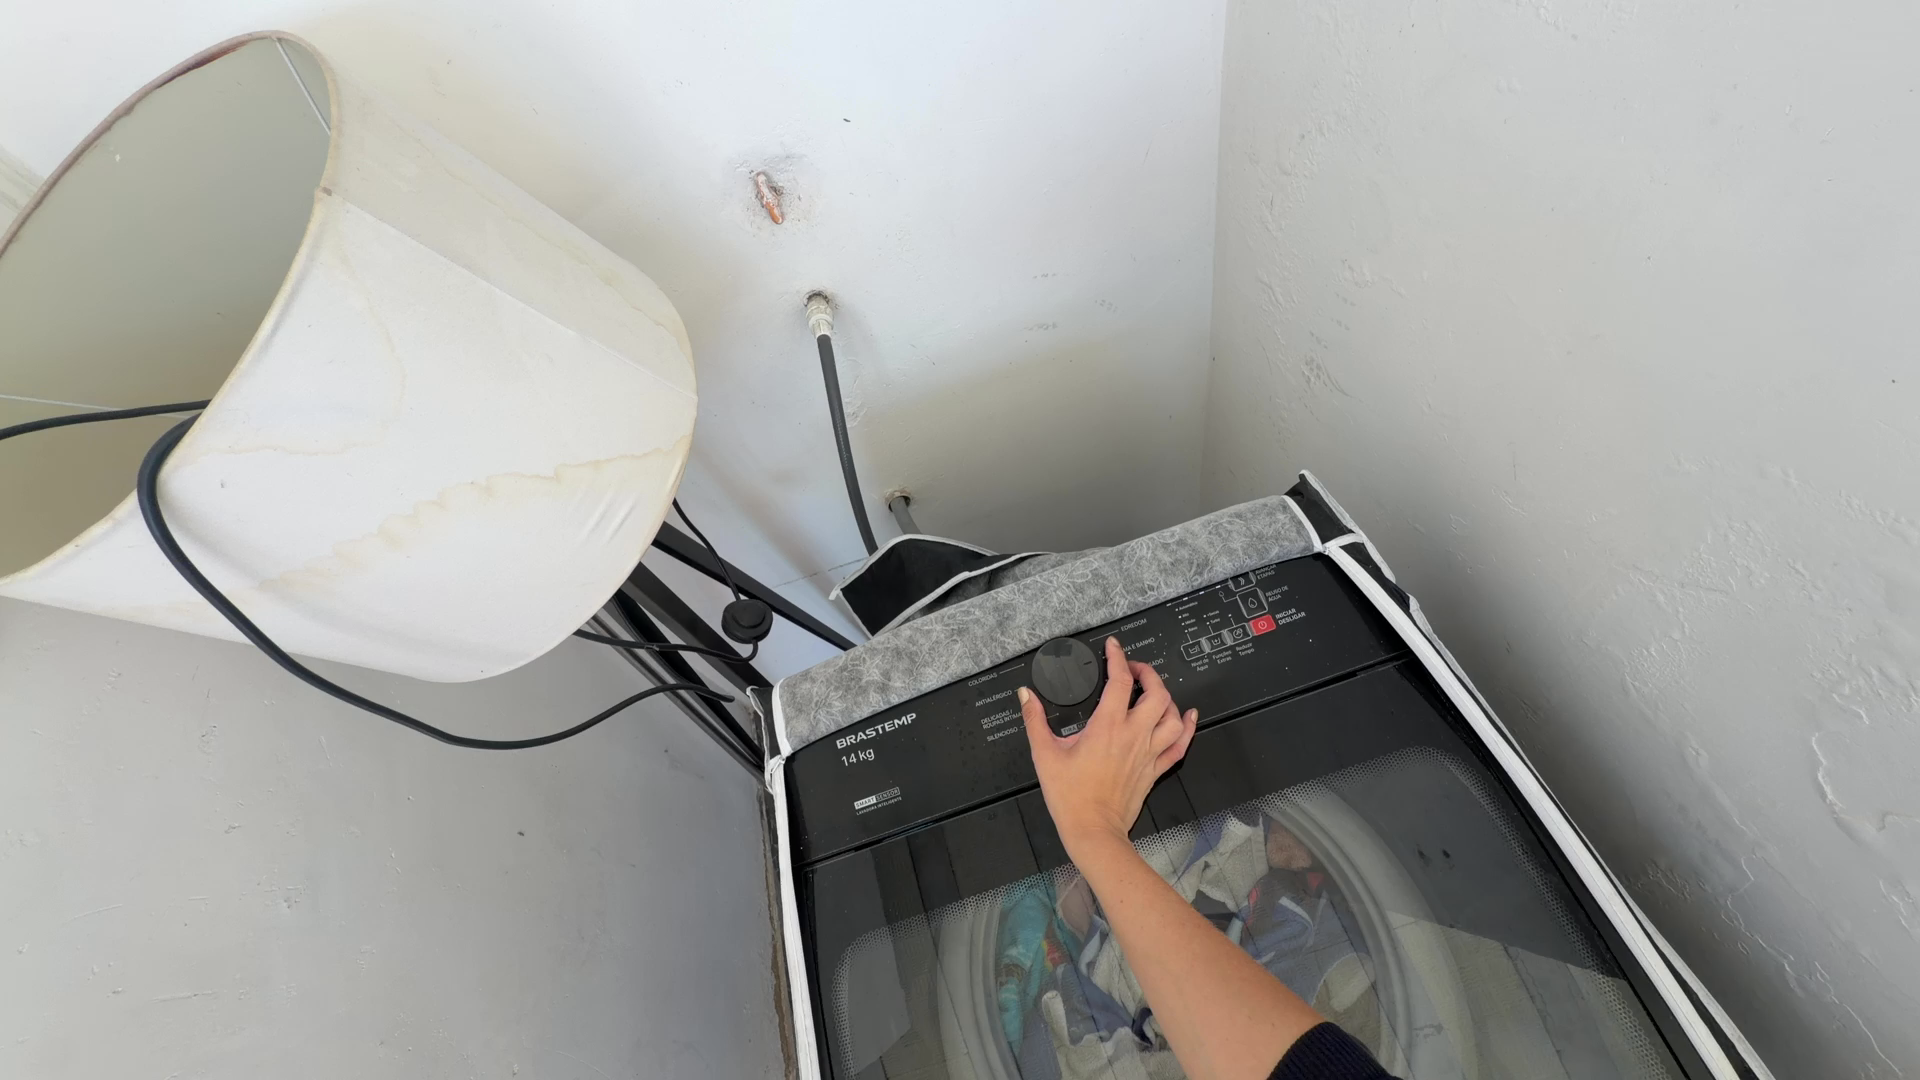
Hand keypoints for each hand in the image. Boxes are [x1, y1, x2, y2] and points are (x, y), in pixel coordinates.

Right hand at [1021, 637, 1197, 854]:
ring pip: (1172, 716)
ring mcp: (1147, 752)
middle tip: (1134, 668)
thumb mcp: (1044, 754)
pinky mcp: (1154, 770)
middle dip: (1148, 673)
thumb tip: (1025, 695)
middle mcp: (1133, 735)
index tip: (1113, 647)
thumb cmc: (1070, 796)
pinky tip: (1188, 715)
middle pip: (1156, 693)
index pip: (1120, 681)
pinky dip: (1187, 727)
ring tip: (1154, 690)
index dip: (1118, 657)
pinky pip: (1180, 745)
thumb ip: (1034, 720)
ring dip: (1167, 698)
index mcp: (1107, 726)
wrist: (1093, 831)